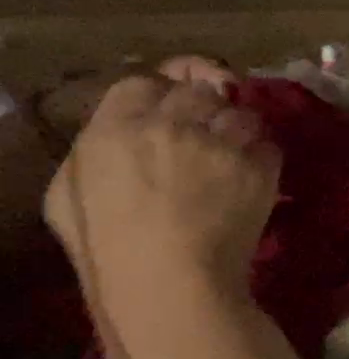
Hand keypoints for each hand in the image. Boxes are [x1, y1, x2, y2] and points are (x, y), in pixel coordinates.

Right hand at [44, 73, 278, 299]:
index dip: (160, 90)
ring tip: (231, 148)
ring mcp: (224, 144)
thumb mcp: (69, 188)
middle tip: (207, 124)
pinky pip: (269, 144)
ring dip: (238, 126)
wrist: (170, 275)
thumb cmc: (105, 242)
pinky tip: (250, 169)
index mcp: (115, 127)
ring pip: (242, 113)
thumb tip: (120, 134)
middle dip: (204, 103)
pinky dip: (261, 152)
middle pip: (200, 91)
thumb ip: (98, 148)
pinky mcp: (263, 166)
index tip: (171, 102)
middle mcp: (174, 125)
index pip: (143, 82)